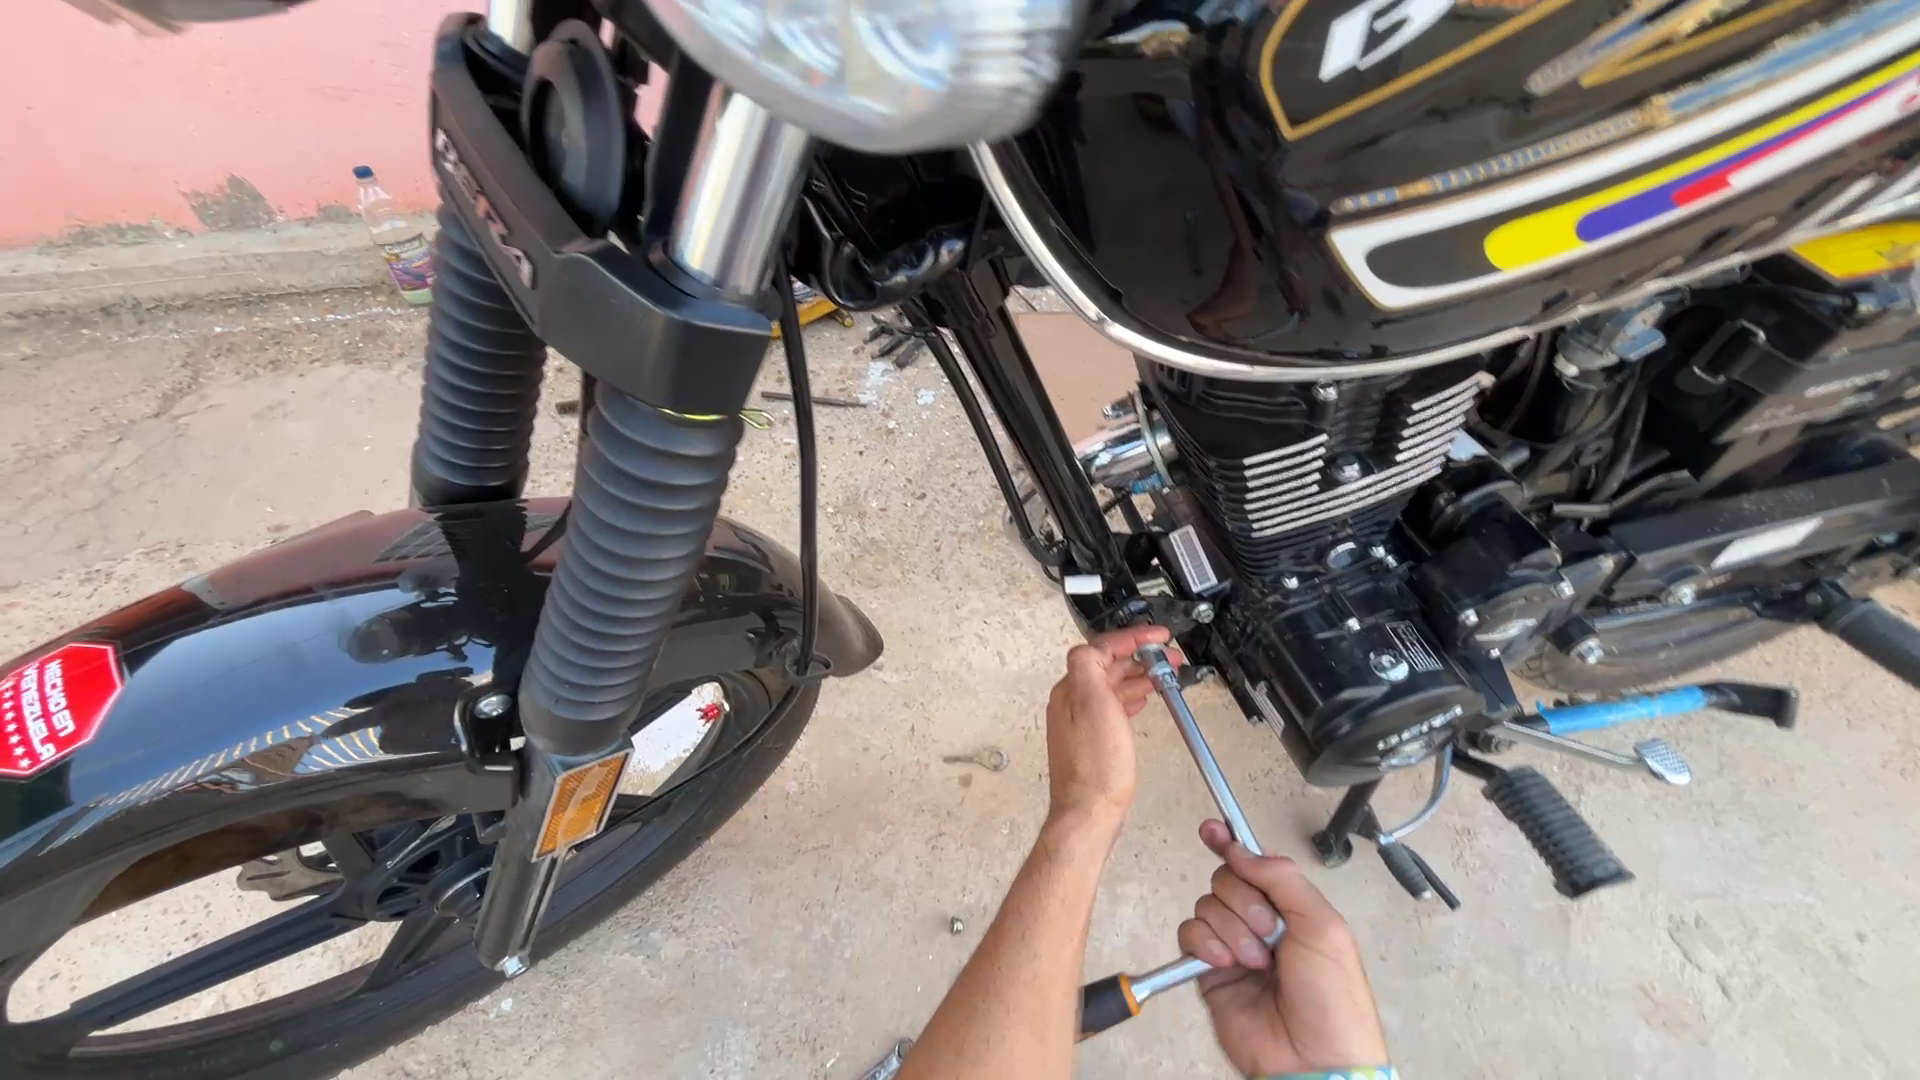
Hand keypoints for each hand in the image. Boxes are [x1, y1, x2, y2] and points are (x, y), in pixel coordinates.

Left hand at [1042, 625, 1172, 833]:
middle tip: (1169, 656)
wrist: (1089, 812)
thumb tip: (1093, 646)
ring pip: (1112, 685)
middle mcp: (1071, 702)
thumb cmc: (1096, 767)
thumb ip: (1089, 667)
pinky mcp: (1091, 740)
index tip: (1158, 636)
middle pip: (1107, 665)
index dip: (1132, 638)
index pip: (1101, 648)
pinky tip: (1143, 700)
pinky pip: (1113, 705)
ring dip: (1139, 675)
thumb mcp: (1094, 704)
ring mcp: (1080, 721)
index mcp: (1071, 689)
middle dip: (1140, 656)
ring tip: (1166, 675)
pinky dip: (1131, 696)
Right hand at [1177, 821, 1389, 1075]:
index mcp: (1289, 910)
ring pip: (1208, 905)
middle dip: (1244, 901)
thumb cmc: (1332, 998)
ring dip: (1231, 929)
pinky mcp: (1208, 969)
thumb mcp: (1324, 928)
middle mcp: (1258, 923)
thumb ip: (1283, 879)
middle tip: (1268, 932)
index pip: (1253, 865)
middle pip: (1226, 880)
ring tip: (1256, 963)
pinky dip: (1205, 943)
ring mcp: (1232, 945)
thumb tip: (1242, 851)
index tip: (1211, 829)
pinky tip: (1225, 963)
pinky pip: (1190, 933)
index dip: (1230, 845)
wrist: (1312, 1060)